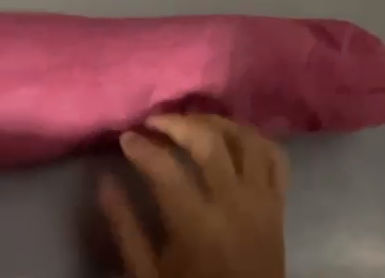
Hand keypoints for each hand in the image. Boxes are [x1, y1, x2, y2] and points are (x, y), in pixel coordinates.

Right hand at [99, 114, 287, 277]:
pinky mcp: (279, 206)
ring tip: (192, 121)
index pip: (166, 170)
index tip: (126, 137)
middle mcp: (235, 205)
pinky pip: (276, 158)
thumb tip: (105, 181)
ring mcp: (262, 202)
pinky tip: (232, 138)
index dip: (142, 148)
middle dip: (177, 123)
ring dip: (217, 122)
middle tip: (154, 121)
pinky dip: (255, 139)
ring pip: (246, 139)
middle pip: (209, 142)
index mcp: (199, 227)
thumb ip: (126, 229)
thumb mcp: (149, 275)